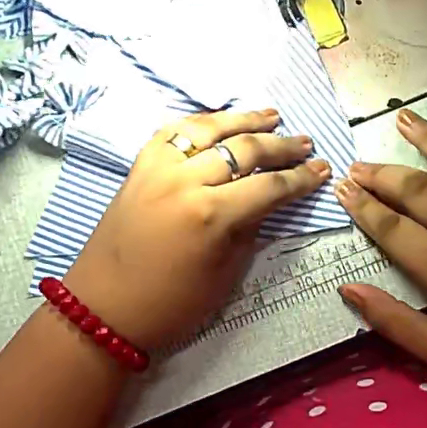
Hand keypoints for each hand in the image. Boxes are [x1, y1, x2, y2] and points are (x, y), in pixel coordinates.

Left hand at [64, 109, 329, 350]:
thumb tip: (270, 199)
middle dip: (280, 146)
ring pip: (207, 129)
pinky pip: (171, 132)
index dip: (300, 178)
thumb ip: (250, 228)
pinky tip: (216, 121)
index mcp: (211, 214)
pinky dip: (197, 123)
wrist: (104, 311)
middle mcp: (185, 181)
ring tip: (271, 116)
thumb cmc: (172, 305)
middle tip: (304, 144)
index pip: (269, 186)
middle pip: (244, 149)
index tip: (322, 169)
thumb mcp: (225, 273)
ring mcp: (157, 169)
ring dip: (243, 120)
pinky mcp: (138, 168)